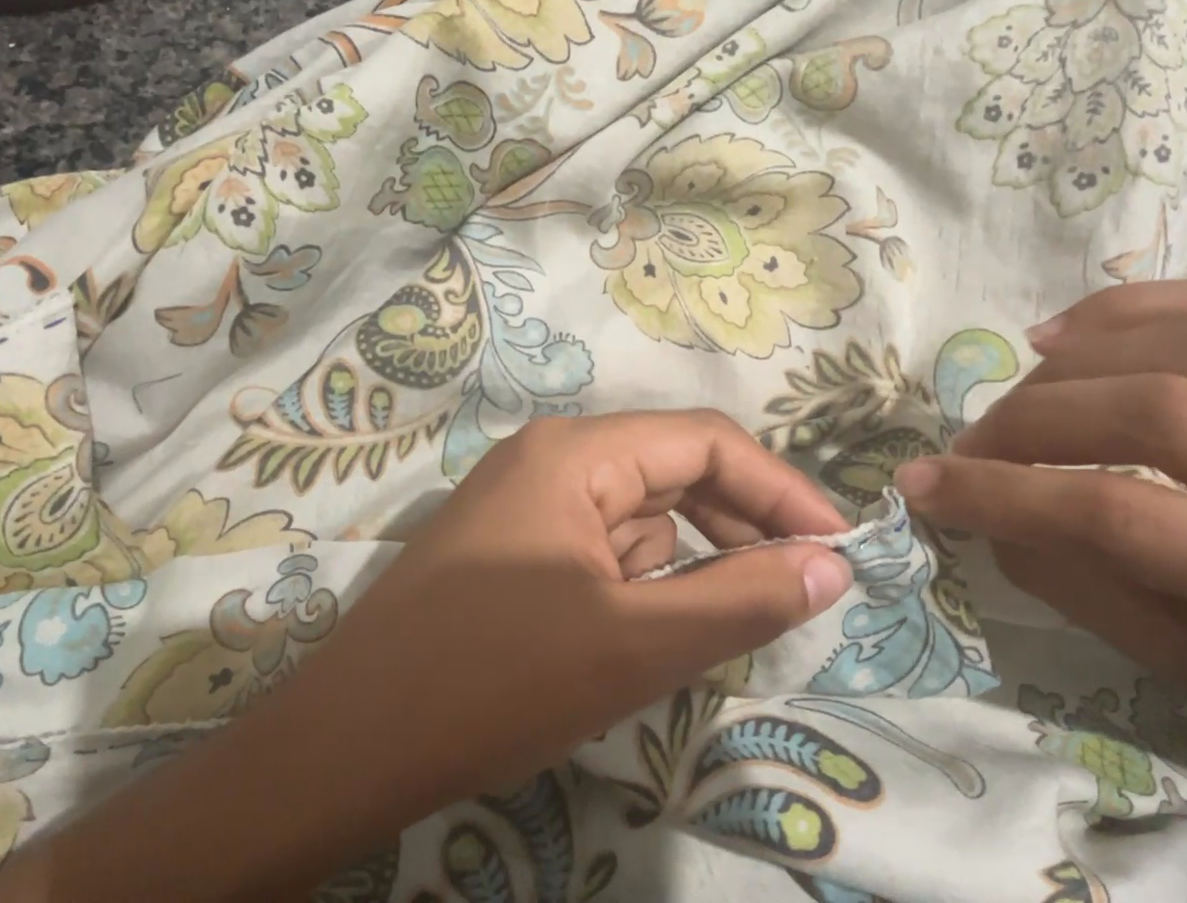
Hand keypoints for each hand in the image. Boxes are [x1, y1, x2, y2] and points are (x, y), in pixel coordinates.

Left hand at [0, 410, 854, 902]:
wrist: (348, 744)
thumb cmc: (496, 682)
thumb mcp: (636, 643)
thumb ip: (742, 598)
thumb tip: (831, 565)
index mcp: (576, 453)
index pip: (706, 441)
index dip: (782, 489)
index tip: (838, 548)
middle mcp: (547, 458)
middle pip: (671, 470)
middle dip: (738, 524)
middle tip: (797, 588)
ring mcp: (519, 502)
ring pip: (634, 513)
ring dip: (688, 558)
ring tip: (724, 618)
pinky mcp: (504, 548)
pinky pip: (596, 545)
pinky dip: (639, 579)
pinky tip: (649, 628)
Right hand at [891, 279, 1186, 755]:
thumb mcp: (1167, 655)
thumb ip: (1063, 572)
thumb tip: (968, 496)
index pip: (1125, 514)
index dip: (1005, 492)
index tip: (922, 484)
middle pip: (1161, 410)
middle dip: (1033, 420)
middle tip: (972, 446)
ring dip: (1074, 362)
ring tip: (1019, 397)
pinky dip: (1124, 307)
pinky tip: (1061, 336)